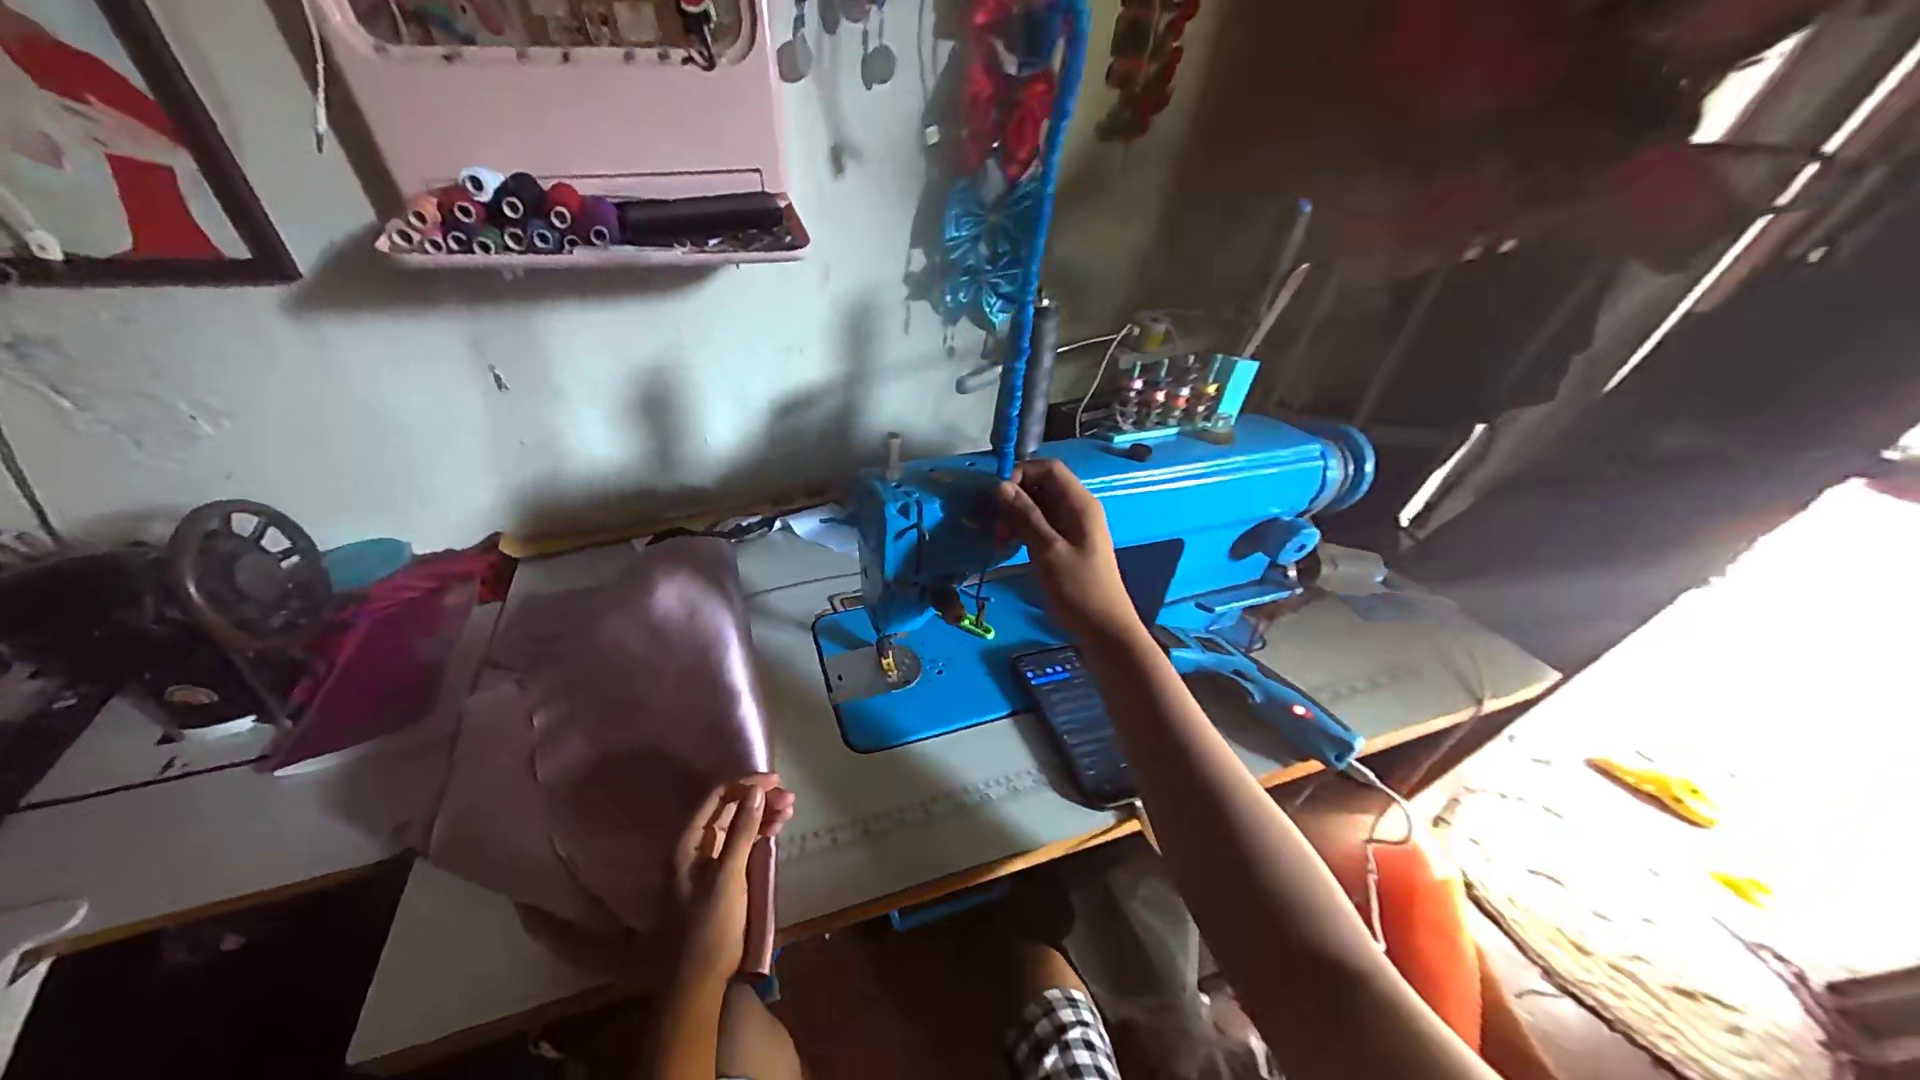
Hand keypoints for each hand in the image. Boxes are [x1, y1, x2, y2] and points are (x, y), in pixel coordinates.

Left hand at [672, 774, 794, 985]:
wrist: (699, 981)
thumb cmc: (710, 927)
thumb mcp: (729, 876)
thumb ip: (742, 831)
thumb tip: (756, 792)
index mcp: (687, 844)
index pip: (716, 798)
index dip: (745, 785)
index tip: (775, 782)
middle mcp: (695, 848)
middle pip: (729, 810)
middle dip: (759, 799)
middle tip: (789, 799)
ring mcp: (709, 862)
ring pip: (738, 825)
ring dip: (763, 814)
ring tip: (790, 809)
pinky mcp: (723, 876)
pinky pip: (742, 843)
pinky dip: (761, 832)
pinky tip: (778, 827)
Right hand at [996, 459, 1144, 646]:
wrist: (1103, 629)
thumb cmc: (1078, 589)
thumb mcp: (1047, 551)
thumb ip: (1025, 516)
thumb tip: (1000, 486)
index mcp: (1080, 504)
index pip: (1048, 468)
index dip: (1021, 474)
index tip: (998, 498)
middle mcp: (1078, 509)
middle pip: (1042, 485)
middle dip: (1014, 497)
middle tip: (994, 523)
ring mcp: (1073, 527)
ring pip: (1039, 506)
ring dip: (1015, 516)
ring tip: (999, 539)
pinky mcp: (1066, 545)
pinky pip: (1041, 525)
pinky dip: (1023, 530)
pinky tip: (1008, 547)